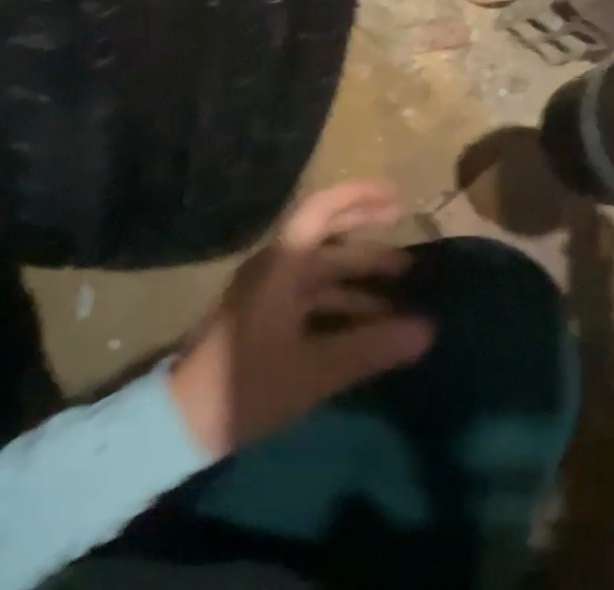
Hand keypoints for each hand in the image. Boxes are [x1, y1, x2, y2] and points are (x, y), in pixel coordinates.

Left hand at [168, 180, 436, 456]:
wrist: (187, 417)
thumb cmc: (249, 384)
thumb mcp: (316, 370)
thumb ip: (372, 347)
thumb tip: (427, 328)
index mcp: (279, 266)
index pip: (319, 211)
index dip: (358, 197)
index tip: (398, 196)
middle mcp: (273, 270)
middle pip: (324, 237)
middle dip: (366, 233)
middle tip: (407, 232)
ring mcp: (267, 294)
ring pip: (320, 271)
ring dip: (358, 274)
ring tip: (404, 286)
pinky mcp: (265, 319)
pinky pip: (311, 297)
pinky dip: (343, 302)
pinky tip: (372, 322)